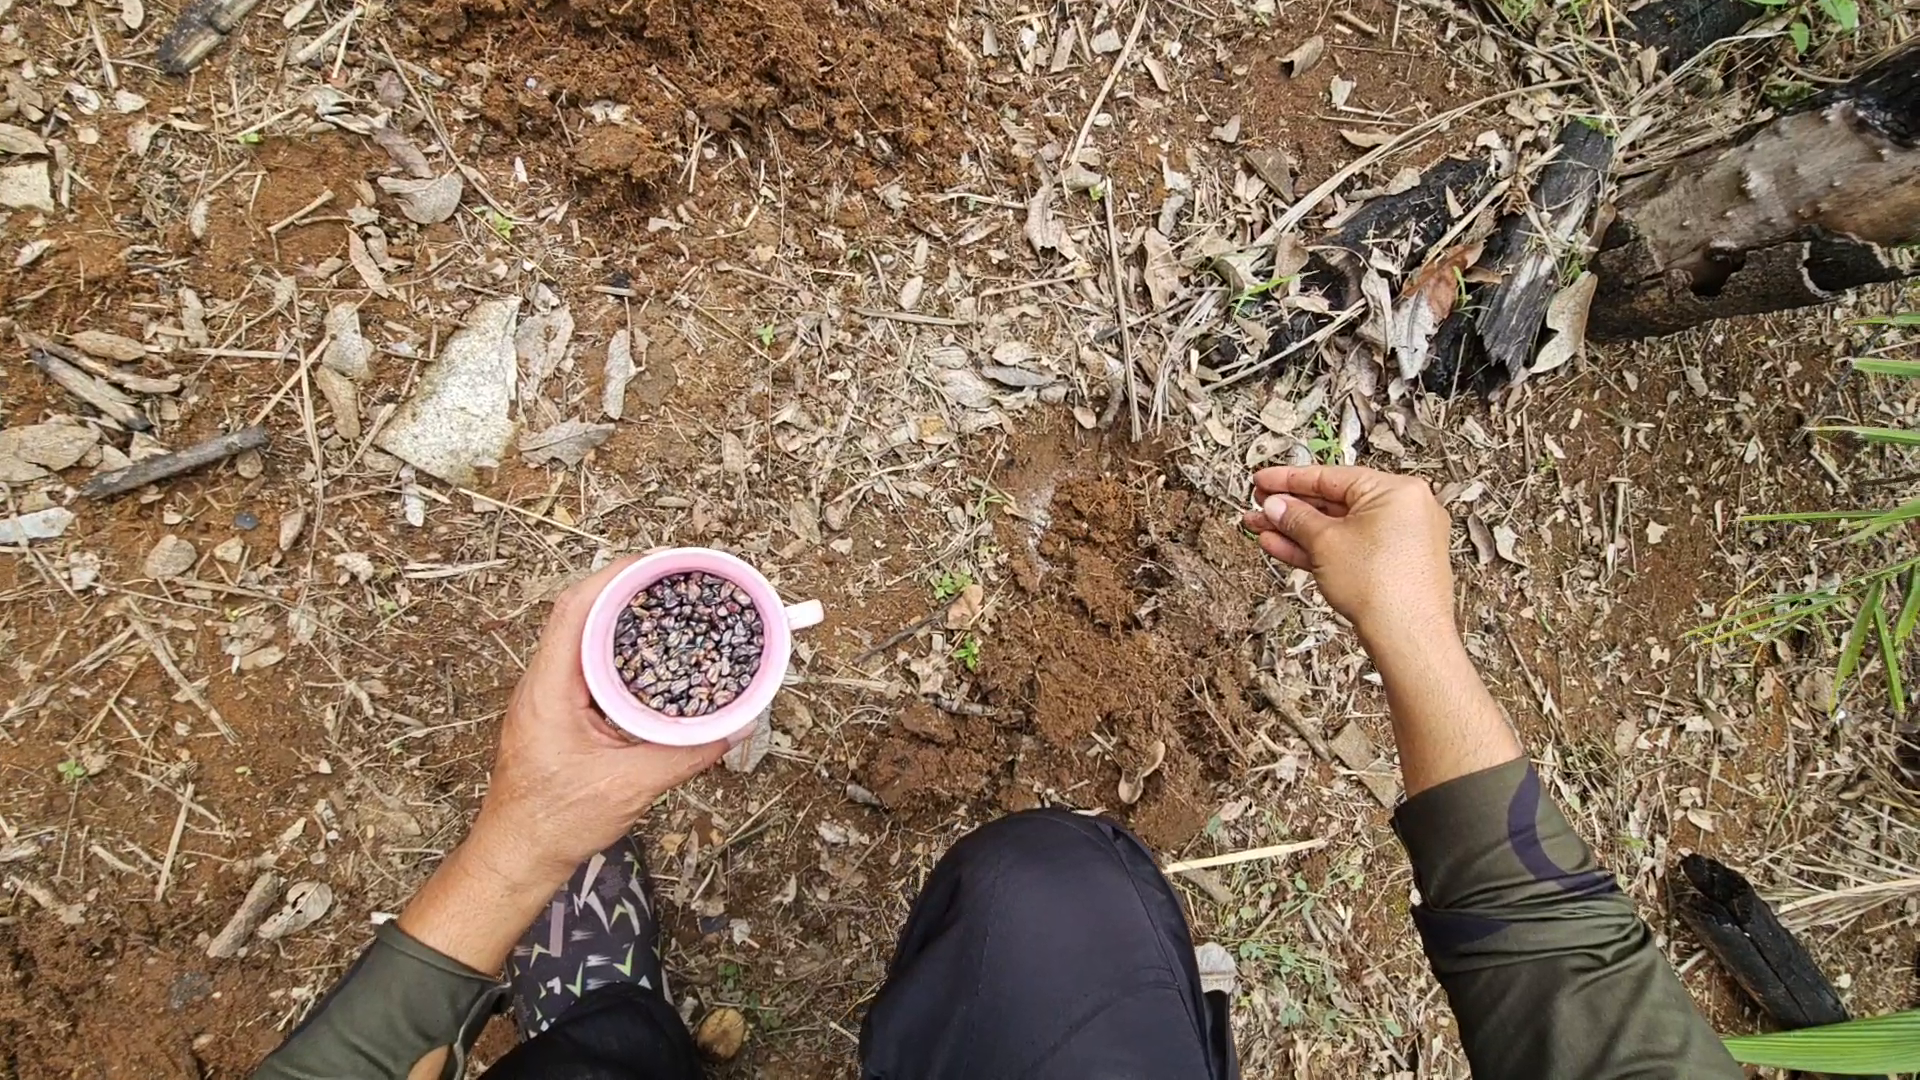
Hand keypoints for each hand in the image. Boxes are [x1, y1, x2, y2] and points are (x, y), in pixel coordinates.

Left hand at [467, 555, 727, 888]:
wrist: (516, 857)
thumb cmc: (556, 822)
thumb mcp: (631, 786)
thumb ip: (688, 754)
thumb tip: (737, 727)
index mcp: (550, 690)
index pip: (574, 611)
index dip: (613, 577)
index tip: (655, 564)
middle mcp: (544, 683)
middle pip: (579, 612)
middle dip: (625, 586)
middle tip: (673, 579)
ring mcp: (549, 694)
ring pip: (583, 634)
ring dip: (622, 613)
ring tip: (667, 605)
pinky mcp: (560, 708)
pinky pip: (589, 661)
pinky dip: (620, 645)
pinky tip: (653, 653)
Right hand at [1242, 464, 1454, 642]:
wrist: (1406, 636)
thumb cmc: (1384, 587)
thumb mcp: (1324, 541)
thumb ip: (1295, 518)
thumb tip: (1277, 505)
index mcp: (1396, 491)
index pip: (1330, 477)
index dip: (1289, 479)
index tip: (1265, 479)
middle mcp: (1403, 510)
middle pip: (1331, 502)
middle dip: (1289, 508)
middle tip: (1261, 505)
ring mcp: (1398, 539)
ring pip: (1334, 528)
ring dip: (1295, 529)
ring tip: (1262, 528)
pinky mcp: (1390, 564)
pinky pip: (1345, 547)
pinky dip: (1315, 547)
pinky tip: (1283, 546)